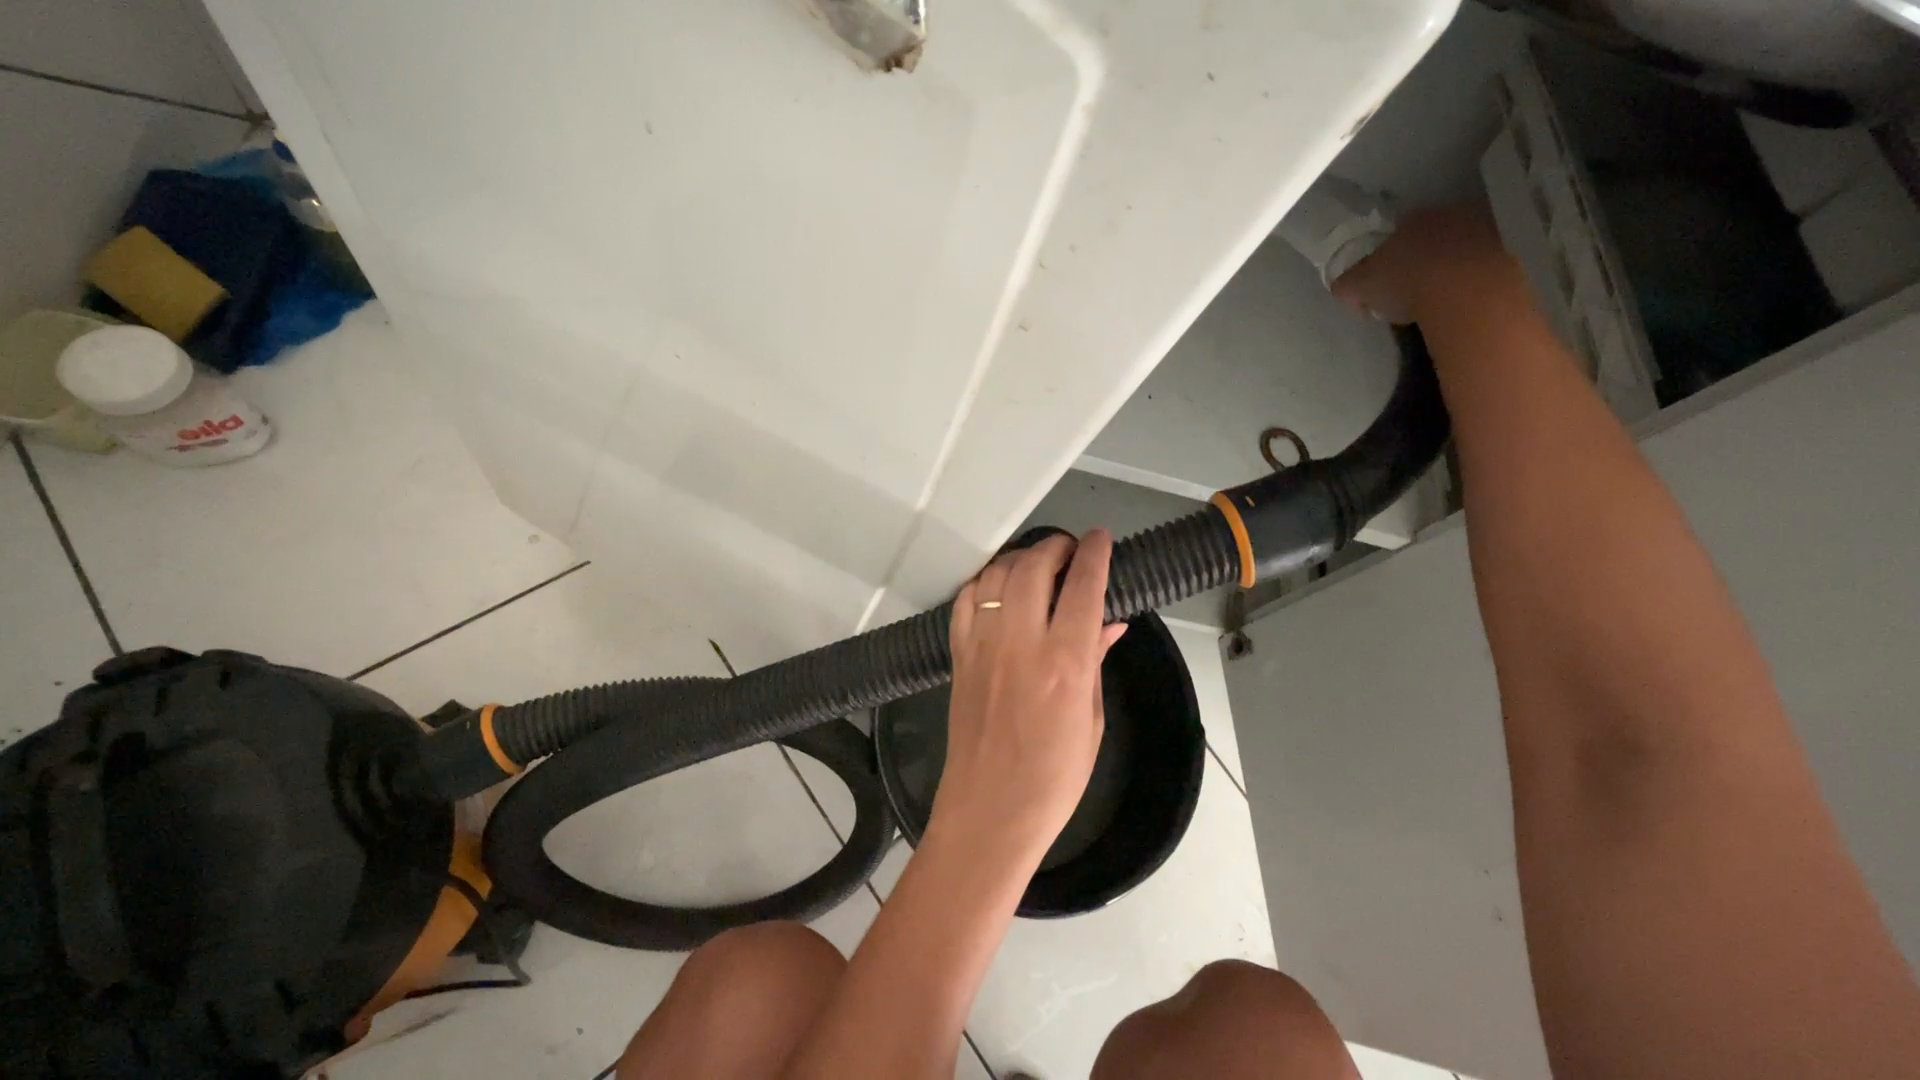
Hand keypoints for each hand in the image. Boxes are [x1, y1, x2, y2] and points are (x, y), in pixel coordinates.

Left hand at [930, 530, 1127, 866]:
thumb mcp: (1090, 722)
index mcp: (1065, 664)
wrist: (989, 812)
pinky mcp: (958, 657)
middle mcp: (1020, 645)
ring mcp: (982, 648)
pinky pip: (967, 602)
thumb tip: (1109, 624)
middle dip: (1055, 547)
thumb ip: (1095, 663)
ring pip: (996, 577)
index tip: (1100, 539)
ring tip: (1038, 566)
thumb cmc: (1053, 779)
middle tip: (1070, 550)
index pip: (1083, 587)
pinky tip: (999, 589)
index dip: (1094, 554)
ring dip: (1019, 560)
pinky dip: (985, 583)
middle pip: (1033, 568)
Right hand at [1331, 205, 1517, 324]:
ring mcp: (1486, 228)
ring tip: (1447, 299)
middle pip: (1434, 236)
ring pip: (1463, 248)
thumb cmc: (1407, 282)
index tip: (1388, 281)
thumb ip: (1348, 284)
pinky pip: (1489, 263)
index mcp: (1412, 218)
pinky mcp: (1514, 248)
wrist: (1467, 289)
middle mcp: (1450, 215)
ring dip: (1455, 267)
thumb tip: (1342, 288)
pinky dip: (1480, 278)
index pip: (1397, 232)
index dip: (1390, 257)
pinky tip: (1471, 300)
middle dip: (1425, 258)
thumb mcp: (1360, 287)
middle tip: (1417, 290)